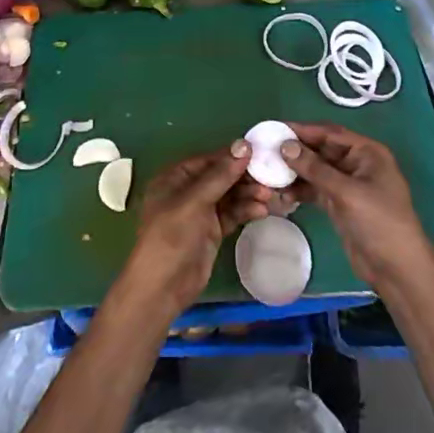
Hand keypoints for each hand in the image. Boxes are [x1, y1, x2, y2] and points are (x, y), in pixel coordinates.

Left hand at [121, 142, 290, 310]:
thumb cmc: (171, 236)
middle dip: (244, 178)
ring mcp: (200, 212)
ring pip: (229, 196)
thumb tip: (245, 146)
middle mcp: (188, 191)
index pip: (209, 160)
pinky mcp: (211, 230)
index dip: (233, 156)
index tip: (260, 153)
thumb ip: (221, 175)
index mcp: (175, 178)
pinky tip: (262, 211)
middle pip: (221, 177)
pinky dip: (246, 211)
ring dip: (248, 195)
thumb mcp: (194, 201)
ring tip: (268, 197)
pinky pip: (232, 214)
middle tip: (270, 178)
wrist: (163, 286)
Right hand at [281, 122, 433, 289]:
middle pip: (321, 150)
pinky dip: (301, 190)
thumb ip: (315, 168)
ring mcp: (348, 185)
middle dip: (296, 151)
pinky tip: (282, 194)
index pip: (330, 133)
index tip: (274, 129)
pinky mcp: (340, 203)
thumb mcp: (346, 192)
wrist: (396, 268)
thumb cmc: (378, 222)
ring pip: (316, 170)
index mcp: (366, 152)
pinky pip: (316, 189)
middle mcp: (356, 163)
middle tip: (265, 152)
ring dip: (295, 172)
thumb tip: (285, 146)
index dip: (303, 130)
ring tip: (269, 174)